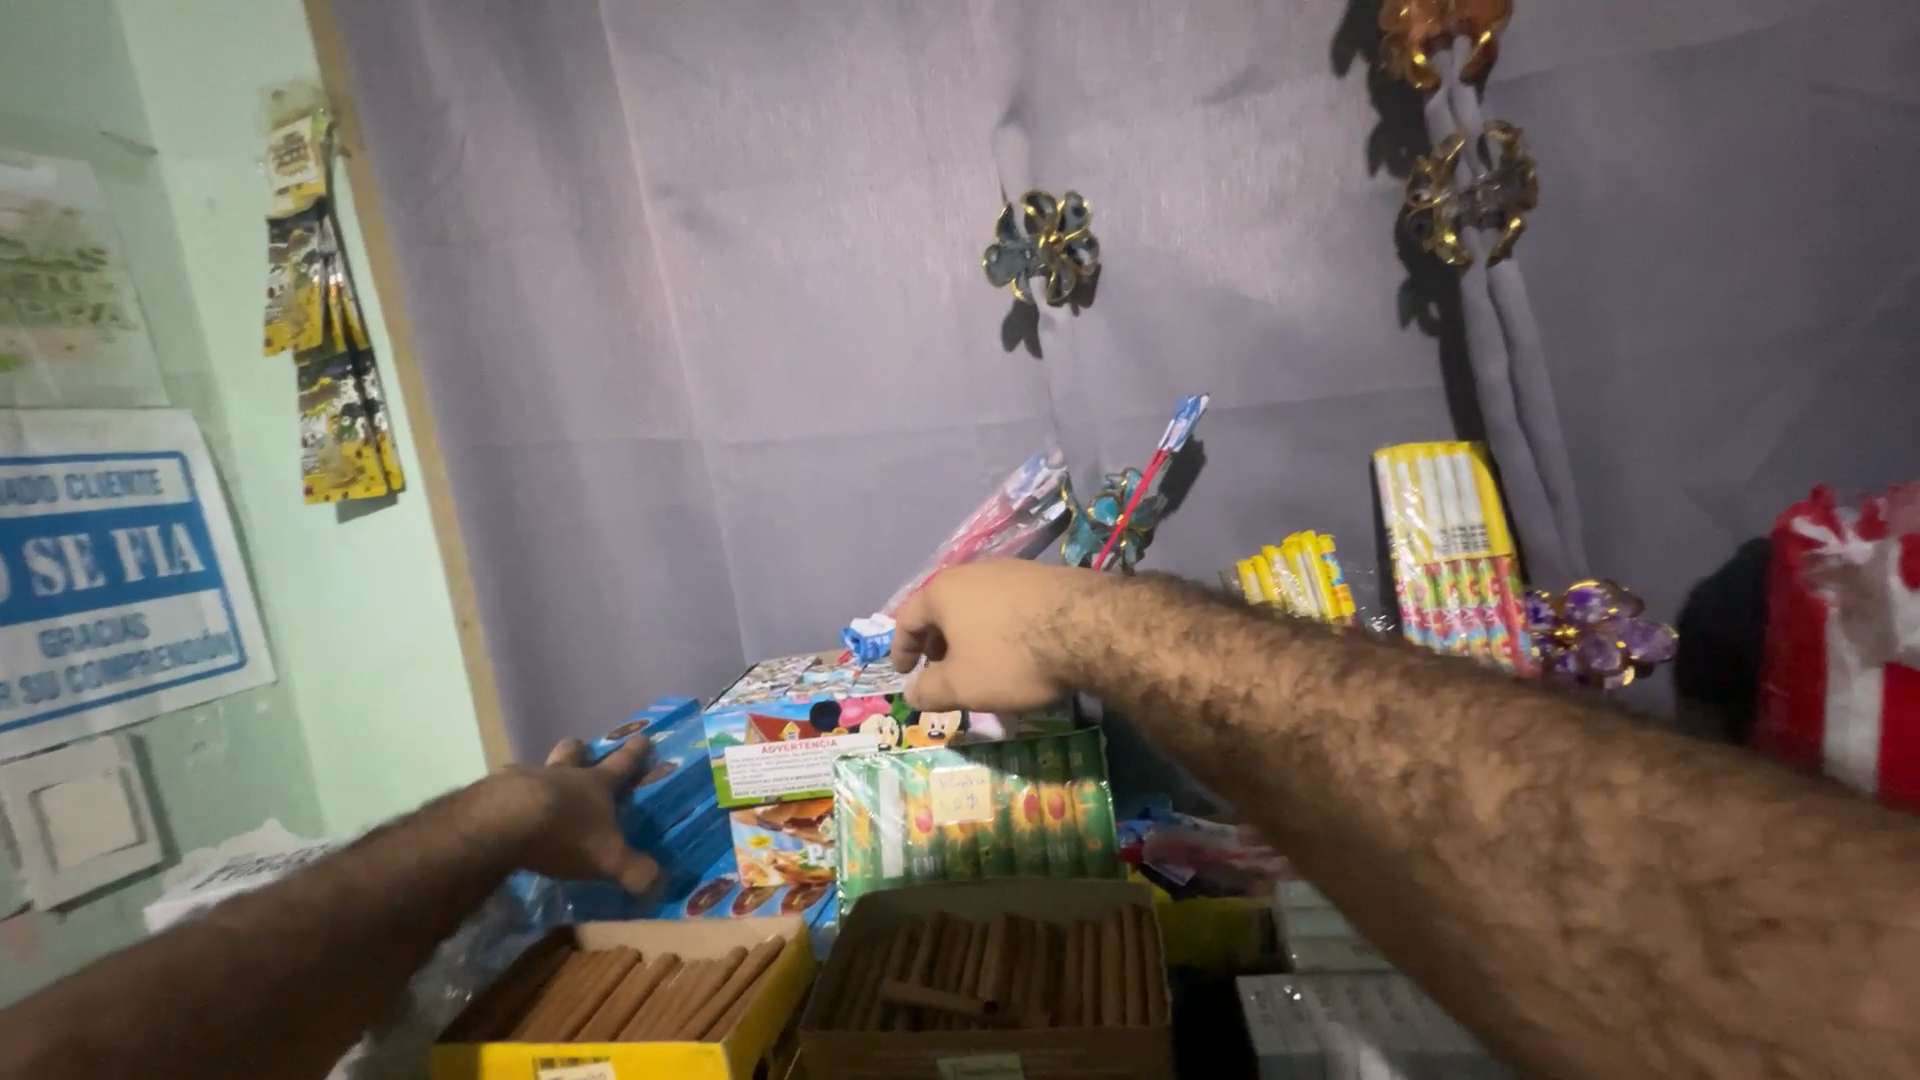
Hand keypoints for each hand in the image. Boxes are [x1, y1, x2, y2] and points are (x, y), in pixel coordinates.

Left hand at [478, 738, 659, 895]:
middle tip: (581, 751)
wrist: (503, 824)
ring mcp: (525, 780)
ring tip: (538, 788)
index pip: (622, 762)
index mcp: (595, 784)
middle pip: (573, 752)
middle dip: (579, 750)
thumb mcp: (607, 858)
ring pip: (537, 768)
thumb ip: (635, 871)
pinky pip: (503, 790)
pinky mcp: (492, 793)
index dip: (635, 751)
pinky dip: (507, 798)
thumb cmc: (564, 833)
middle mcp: (563, 775)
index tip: (644, 737)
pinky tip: (503, 814)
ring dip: (541, 775)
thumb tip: (661, 886)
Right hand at [890, 558, 1097, 711]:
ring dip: (970, 635)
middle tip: (940, 670)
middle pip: (942, 607)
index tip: (904, 672)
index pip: (906, 618)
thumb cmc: (1011, 657)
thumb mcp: (962, 686)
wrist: (1088, 627)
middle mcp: (973, 571)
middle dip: (936, 642)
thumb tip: (912, 693)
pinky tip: (1017, 650)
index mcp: (943, 591)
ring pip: (977, 605)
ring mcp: (1011, 570)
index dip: (900, 648)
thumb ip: (929, 691)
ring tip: (979, 663)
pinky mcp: (1044, 577)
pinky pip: (1008, 604)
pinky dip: (1000, 628)